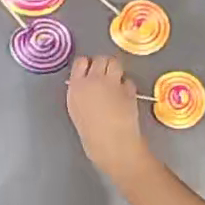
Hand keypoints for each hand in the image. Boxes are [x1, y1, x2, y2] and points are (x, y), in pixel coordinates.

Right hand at [66, 56, 151, 176]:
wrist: (112, 145)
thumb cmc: (91, 135)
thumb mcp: (77, 112)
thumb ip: (80, 94)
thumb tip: (86, 86)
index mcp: (76, 87)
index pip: (80, 62)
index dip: (87, 64)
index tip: (90, 69)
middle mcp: (93, 81)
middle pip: (100, 59)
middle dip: (103, 64)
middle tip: (105, 75)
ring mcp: (112, 84)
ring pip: (115, 63)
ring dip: (116, 70)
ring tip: (116, 82)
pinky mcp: (128, 90)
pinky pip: (128, 80)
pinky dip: (127, 85)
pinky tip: (125, 96)